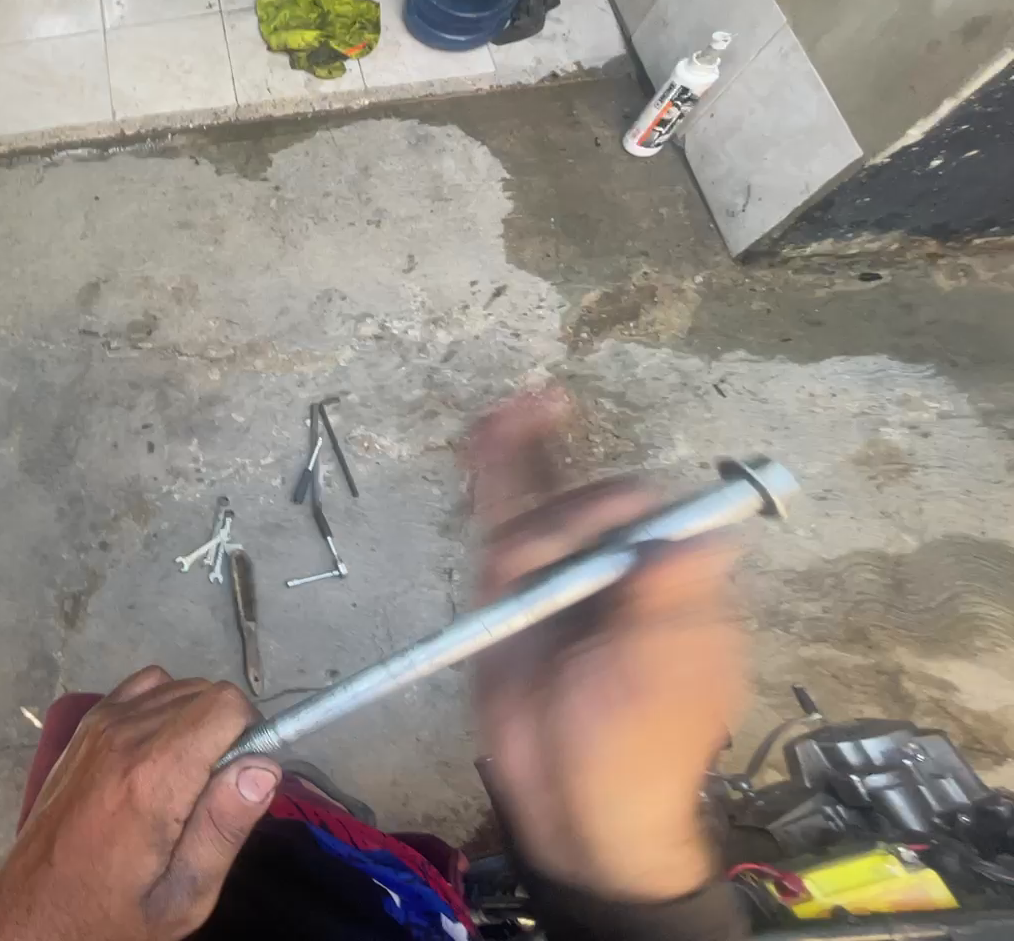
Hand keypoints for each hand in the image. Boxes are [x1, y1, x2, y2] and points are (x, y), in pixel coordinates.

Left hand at [0, 668, 281, 940]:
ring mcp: (102, 719)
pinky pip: (146, 684)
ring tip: (187, 775)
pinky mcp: (88, 719)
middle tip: (215, 789)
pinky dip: (165, 703)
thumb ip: (225, 824)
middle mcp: (126, 732)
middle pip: (206, 692)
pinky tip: (159, 747)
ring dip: (198, 718)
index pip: (226, 706)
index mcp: (153, 775)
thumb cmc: (114, 911)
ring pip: (179, 686)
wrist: (36, 905)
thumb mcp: (183, 894)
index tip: (242, 779)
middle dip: (228, 730)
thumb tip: (266, 766)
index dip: (250, 736)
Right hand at [465, 389, 743, 901]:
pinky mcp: (500, 586)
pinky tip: (491, 430)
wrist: (565, 788)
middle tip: (537, 442)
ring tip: (516, 405)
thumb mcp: (672, 670)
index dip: (611, 505)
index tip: (602, 529)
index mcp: (666, 582)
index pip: (641, 513)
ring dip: (519, 449)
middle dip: (555, 474)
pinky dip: (490, 478)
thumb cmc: (637, 739)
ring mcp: (548, 575)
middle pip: (579, 494)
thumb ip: (678, 596)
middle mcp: (606, 568)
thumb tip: (703, 528)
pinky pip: (492, 525)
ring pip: (531, 499)